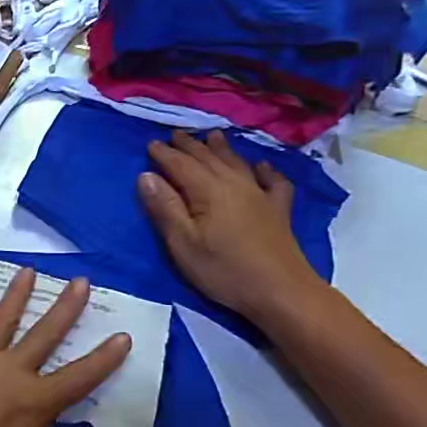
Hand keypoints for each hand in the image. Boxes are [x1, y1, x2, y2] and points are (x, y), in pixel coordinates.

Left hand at [0, 268, 133, 426]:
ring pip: (2, 320)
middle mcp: (10, 371)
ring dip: (17, 294)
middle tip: (81, 280)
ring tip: (29, 269)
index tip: (124, 333)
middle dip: (66, 307)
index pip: (81, 375)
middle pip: (45, 334)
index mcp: (37, 401)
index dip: (105, 358)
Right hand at [138, 130, 323, 320]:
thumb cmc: (224, 270)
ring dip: (221, 148)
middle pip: (208, 158)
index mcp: (208, 191)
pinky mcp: (278, 210)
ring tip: (212, 136)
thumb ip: (165, 208)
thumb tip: (146, 176)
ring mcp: (260, 195)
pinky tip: (262, 167)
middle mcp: (235, 184)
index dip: (164, 154)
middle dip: (189, 145)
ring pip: (236, 162)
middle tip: (175, 134)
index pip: (180, 165)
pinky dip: (265, 170)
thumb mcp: (183, 244)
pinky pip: (272, 180)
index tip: (150, 144)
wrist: (280, 291)